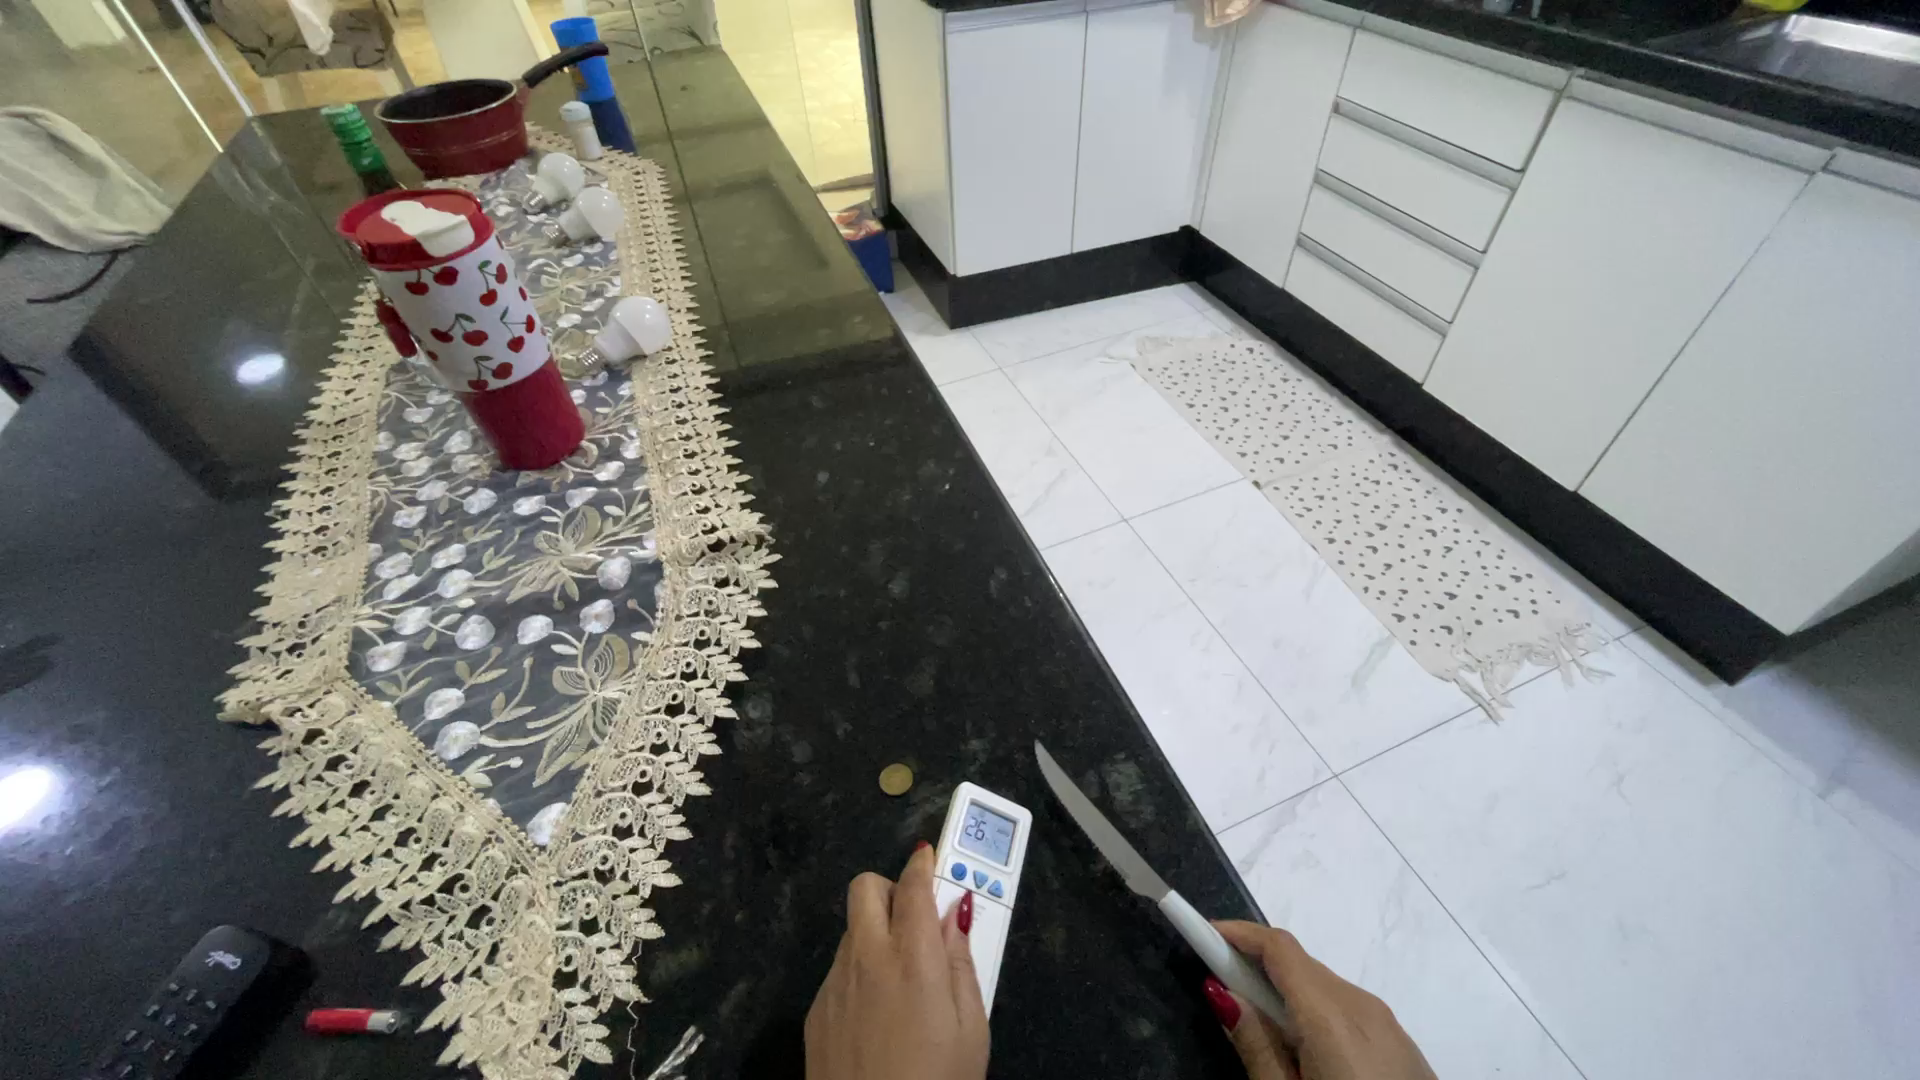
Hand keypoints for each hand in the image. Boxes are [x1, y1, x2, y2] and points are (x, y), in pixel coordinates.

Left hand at [805, 844, 988, 1079]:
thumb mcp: (971, 1029)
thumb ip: (962, 963)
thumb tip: (955, 917)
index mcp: (913, 957)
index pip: (914, 884)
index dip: (923, 862)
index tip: (930, 855)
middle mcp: (868, 957)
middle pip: (866, 887)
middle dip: (891, 888)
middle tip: (915, 918)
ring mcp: (835, 982)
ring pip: (853, 928)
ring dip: (876, 931)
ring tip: (903, 976)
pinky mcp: (816, 1010)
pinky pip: (840, 968)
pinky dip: (861, 970)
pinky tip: (878, 1014)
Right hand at [1204, 920, 1436, 1079]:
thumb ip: (1256, 1045)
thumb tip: (1221, 992)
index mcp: (1332, 1017)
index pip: (1278, 947)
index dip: (1237, 933)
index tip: (1201, 934)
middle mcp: (1364, 1007)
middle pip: (1299, 965)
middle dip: (1256, 968)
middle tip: (1221, 993)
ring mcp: (1391, 1027)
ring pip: (1323, 987)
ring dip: (1287, 994)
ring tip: (1265, 1039)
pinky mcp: (1406, 1049)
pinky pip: (1348, 1011)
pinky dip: (1317, 1013)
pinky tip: (1310, 1058)